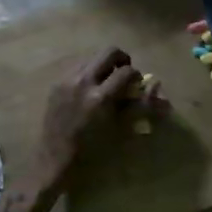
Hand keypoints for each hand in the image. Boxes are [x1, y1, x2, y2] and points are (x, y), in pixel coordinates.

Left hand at [36, 48, 143, 189]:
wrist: (56, 159)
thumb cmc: (92, 151)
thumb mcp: (120, 130)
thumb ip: (138, 106)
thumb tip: (156, 88)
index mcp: (101, 97)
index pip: (127, 71)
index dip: (137, 75)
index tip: (137, 84)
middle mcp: (83, 82)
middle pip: (109, 52)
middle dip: (122, 59)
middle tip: (124, 73)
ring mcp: (67, 81)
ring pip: (92, 58)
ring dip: (104, 66)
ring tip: (106, 83)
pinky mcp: (56, 84)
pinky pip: (77, 68)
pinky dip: (88, 73)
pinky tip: (89, 90)